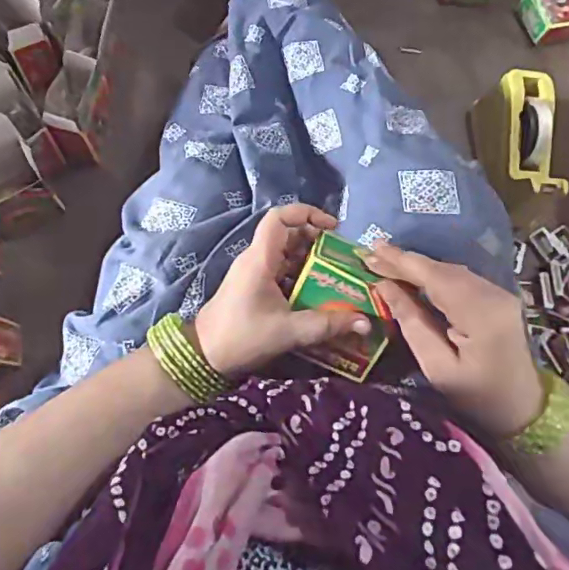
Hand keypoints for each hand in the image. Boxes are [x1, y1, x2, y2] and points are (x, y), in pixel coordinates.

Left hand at [193, 204, 371, 377]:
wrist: (204, 355)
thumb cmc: (242, 336)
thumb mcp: (288, 331)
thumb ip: (327, 324)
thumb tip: (364, 322)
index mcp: (260, 259)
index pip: (279, 218)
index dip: (307, 214)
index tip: (332, 228)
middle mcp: (256, 259)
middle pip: (287, 233)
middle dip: (316, 239)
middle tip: (340, 255)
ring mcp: (253, 272)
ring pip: (285, 252)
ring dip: (310, 258)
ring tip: (335, 273)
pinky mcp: (254, 286)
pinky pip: (281, 270)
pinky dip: (300, 274)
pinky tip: (318, 292)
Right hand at [361, 242, 544, 438]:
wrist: (525, 409)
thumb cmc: (478, 398)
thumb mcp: (437, 368)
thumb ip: (412, 323)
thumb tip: (385, 287)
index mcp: (480, 314)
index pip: (435, 277)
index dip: (401, 263)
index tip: (371, 253)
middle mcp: (494, 295)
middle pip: (443, 270)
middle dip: (406, 262)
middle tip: (371, 255)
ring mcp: (500, 295)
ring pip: (452, 271)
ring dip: (418, 267)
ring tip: (385, 263)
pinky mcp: (498, 299)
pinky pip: (460, 279)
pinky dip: (434, 275)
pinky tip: (413, 276)